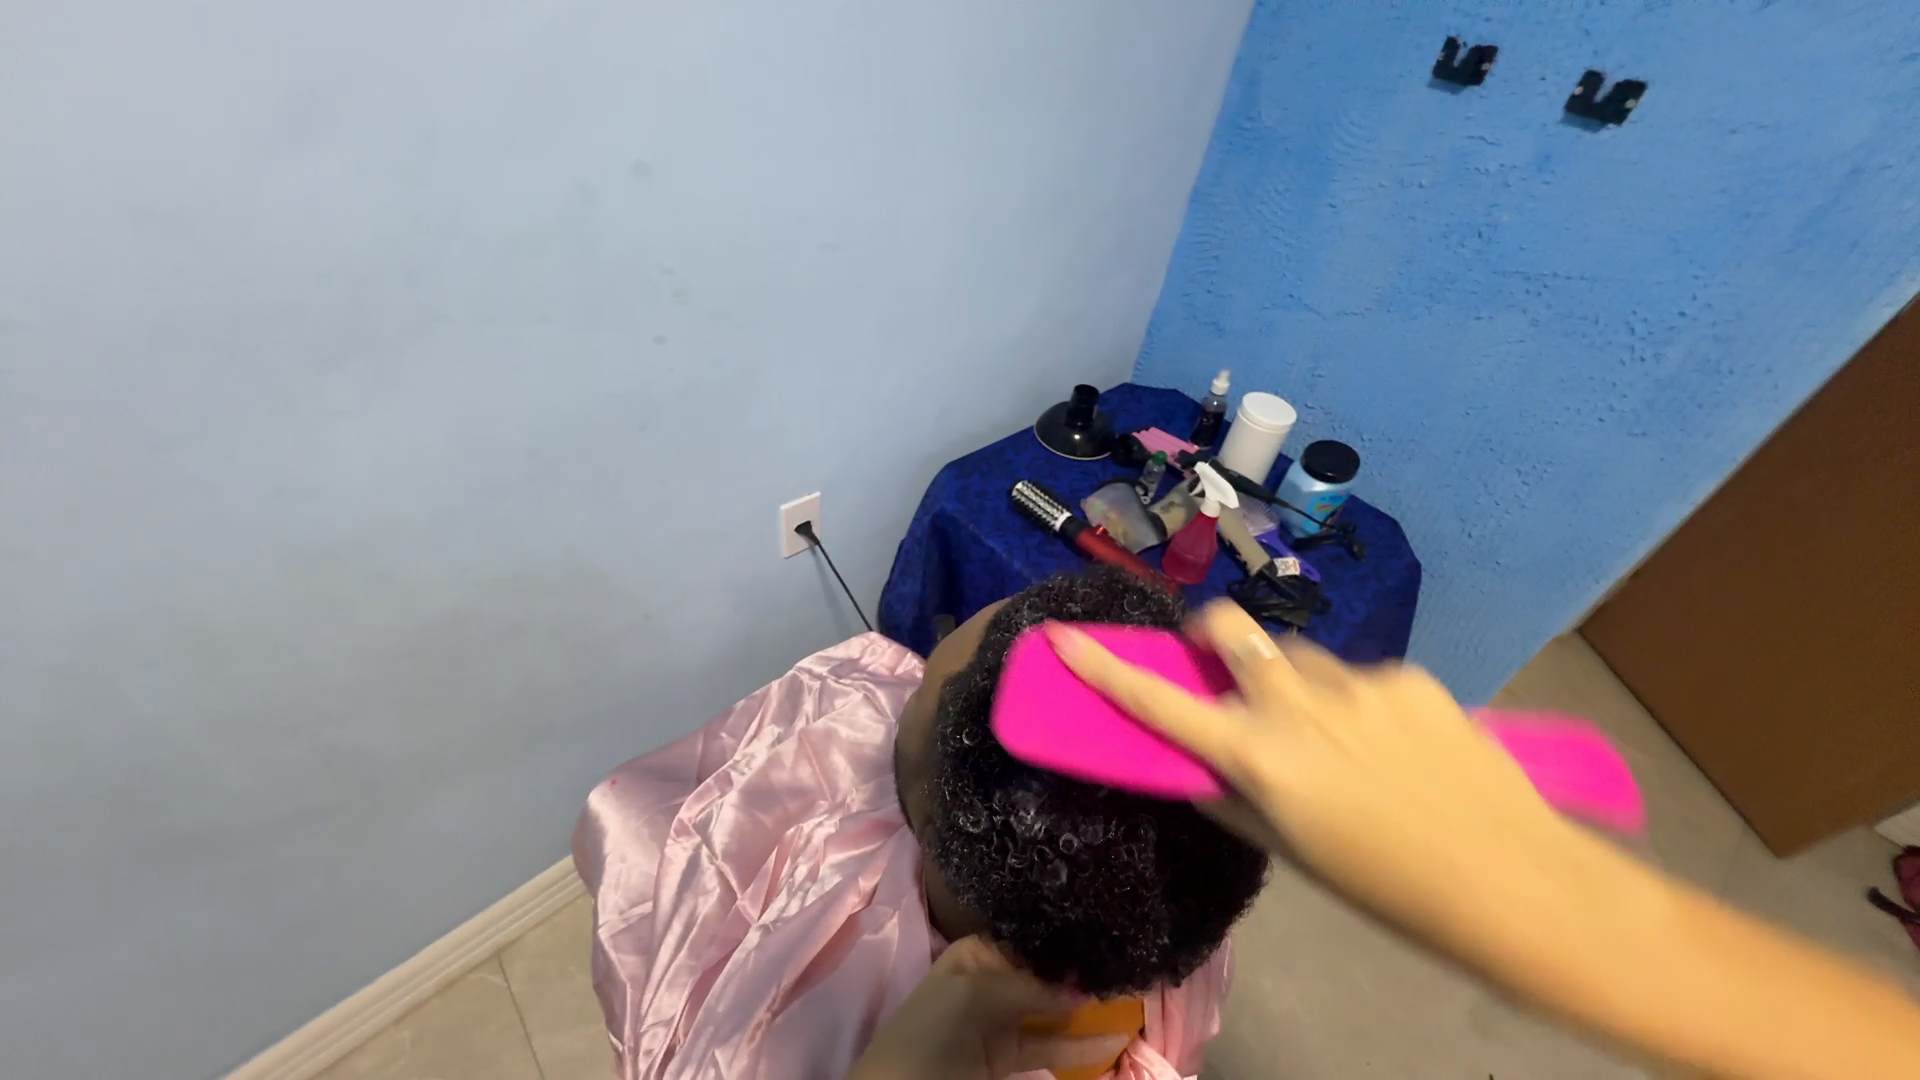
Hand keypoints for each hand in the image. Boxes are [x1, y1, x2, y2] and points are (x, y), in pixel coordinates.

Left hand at [845, 936, 1129, 1079]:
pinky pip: (1048, 1047)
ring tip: (1129, 1006)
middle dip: (1079, 976)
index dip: (1062, 942)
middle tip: (1125, 973)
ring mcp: (1000, 1022)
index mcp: (976, 953)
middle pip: (1043, 975)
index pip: (1028, 941)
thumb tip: (1082, 986)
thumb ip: (1028, 989)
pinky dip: (1078, 1048)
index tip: (1103, 939)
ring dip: (1086, 1014)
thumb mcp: (974, 997)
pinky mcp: (1006, 1059)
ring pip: (1051, 1013)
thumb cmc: (930, 1030)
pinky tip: (1110, 1042)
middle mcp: (991, 980)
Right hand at [1044, 602, 1584, 947]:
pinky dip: (1355, 701)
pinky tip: (1393, 744)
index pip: (1160, 704)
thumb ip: (1231, 796)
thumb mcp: (1288, 848)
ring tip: (1335, 730)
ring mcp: (1358, 683)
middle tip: (1228, 668)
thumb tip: (1197, 763)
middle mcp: (1298, 704)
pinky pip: (1359, 676)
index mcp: (1260, 755)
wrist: (1516, 884)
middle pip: (1233, 627)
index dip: (1104, 669)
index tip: (1064, 638)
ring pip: (1300, 655)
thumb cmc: (1382, 885)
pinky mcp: (1408, 678)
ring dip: (1295, 680)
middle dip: (1216, 636)